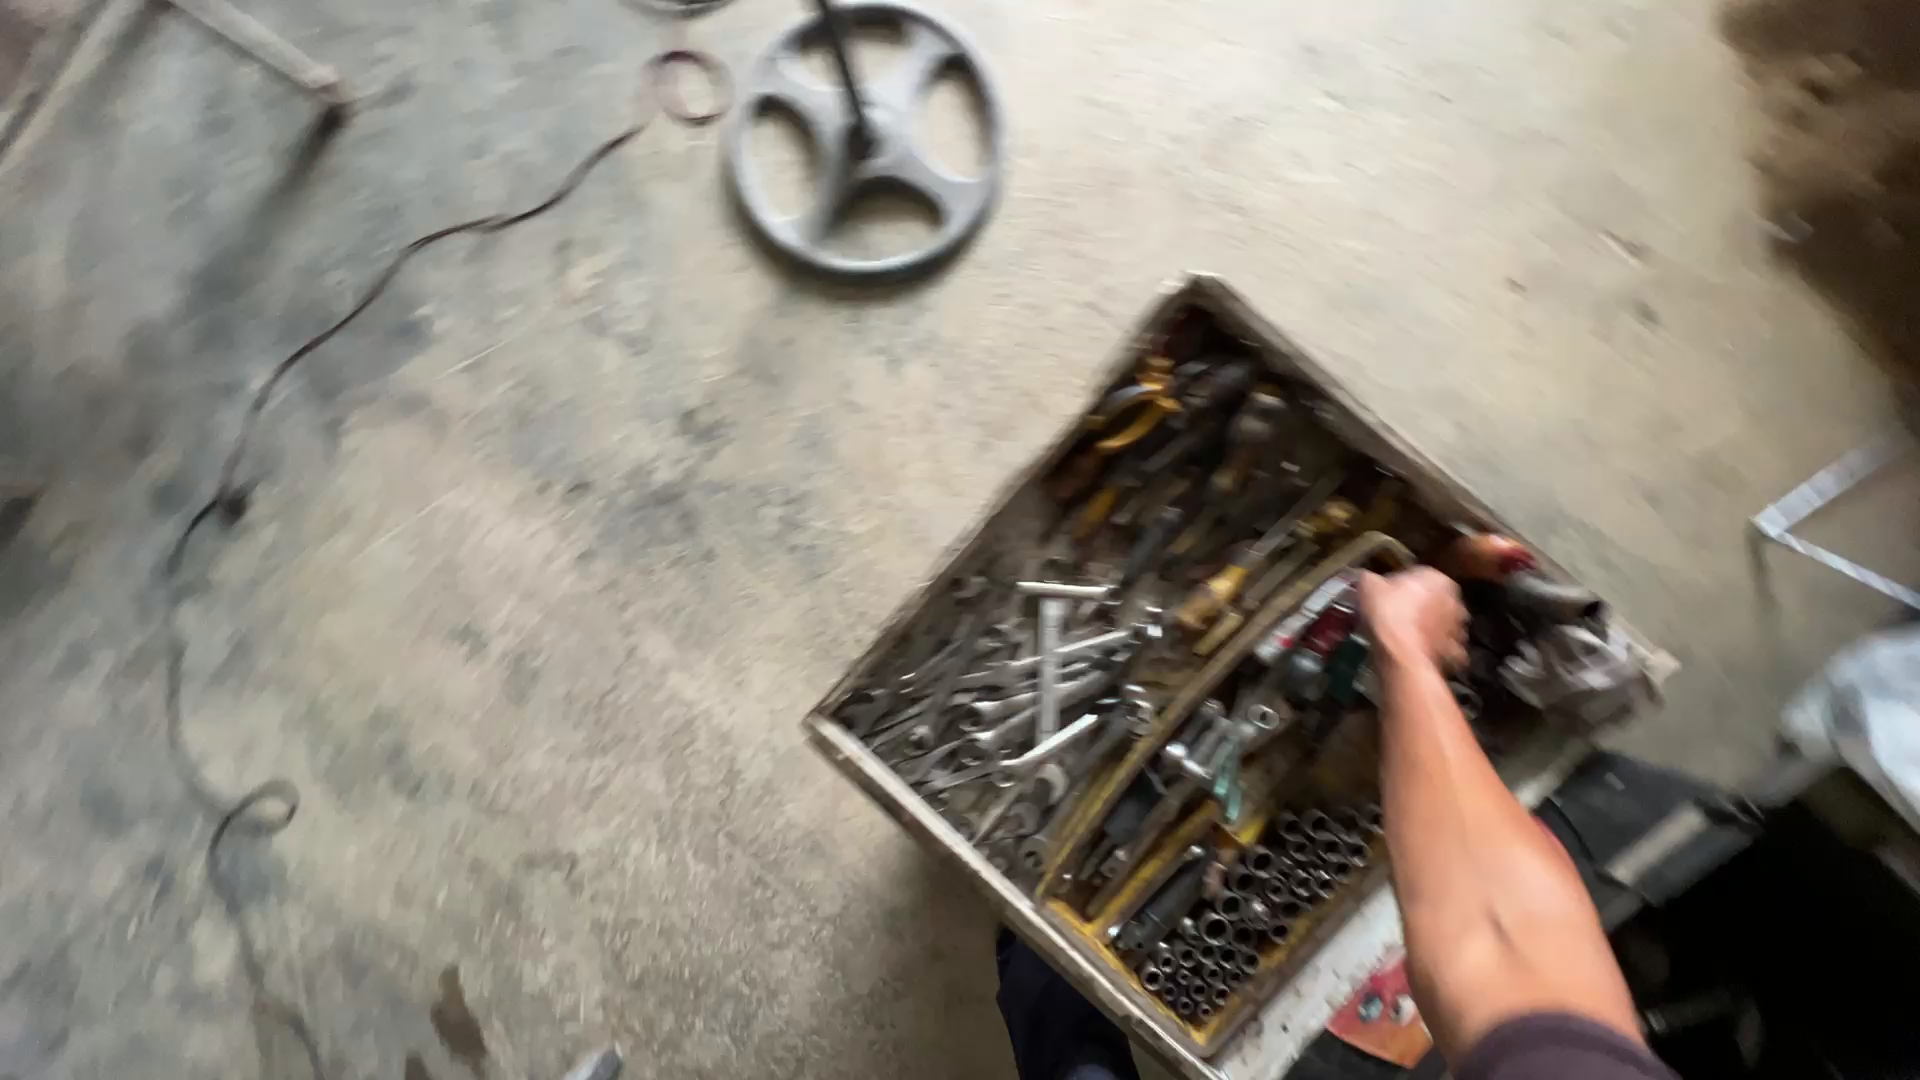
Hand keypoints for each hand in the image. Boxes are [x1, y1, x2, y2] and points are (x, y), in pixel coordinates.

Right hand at [1357, 568, 1467, 671]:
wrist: (1401, 653)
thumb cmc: (1387, 612)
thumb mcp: (1367, 585)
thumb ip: (1369, 577)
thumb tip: (1367, 578)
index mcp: (1437, 579)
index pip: (1416, 575)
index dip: (1397, 584)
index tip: (1383, 594)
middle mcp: (1455, 600)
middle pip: (1431, 599)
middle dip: (1415, 605)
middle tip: (1391, 612)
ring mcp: (1458, 628)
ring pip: (1438, 623)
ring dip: (1426, 626)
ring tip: (1401, 634)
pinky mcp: (1456, 651)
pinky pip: (1441, 646)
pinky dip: (1430, 647)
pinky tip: (1413, 649)